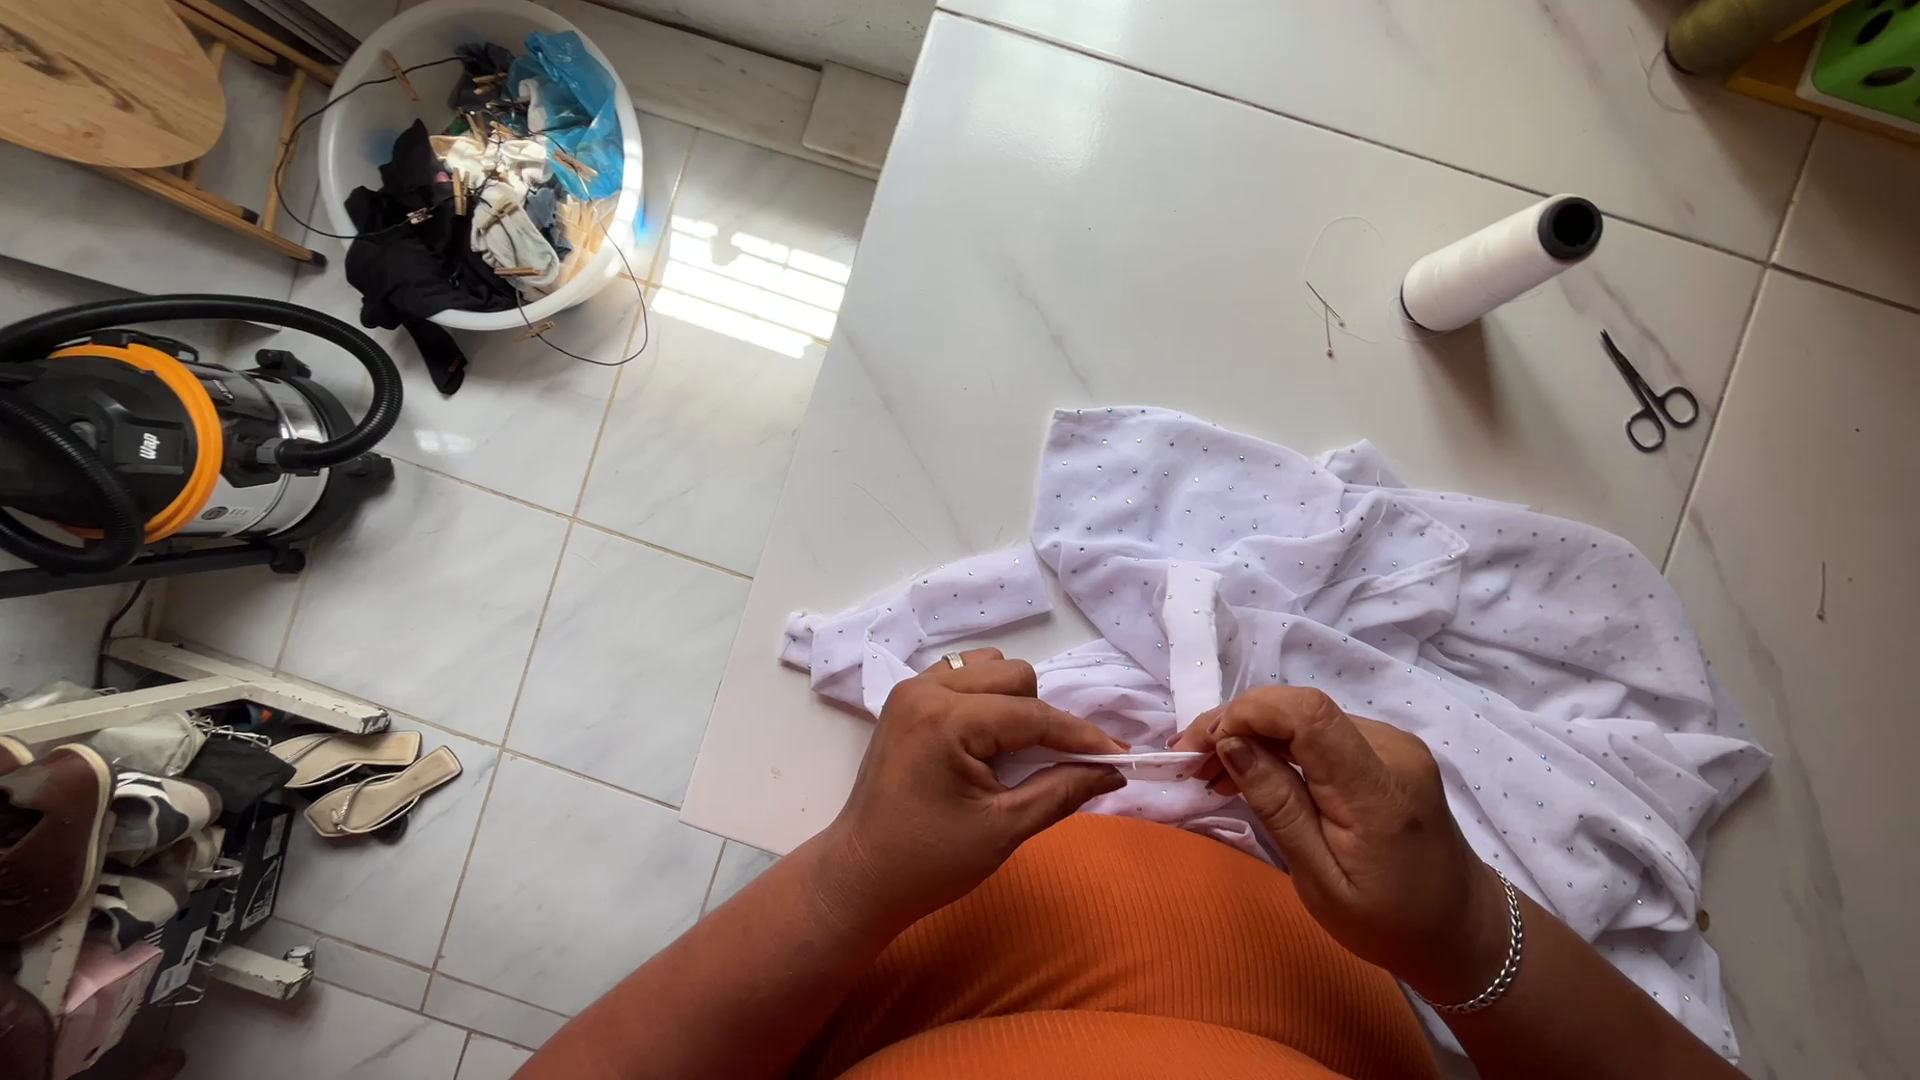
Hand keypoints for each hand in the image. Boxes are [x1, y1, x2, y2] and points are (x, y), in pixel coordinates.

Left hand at [816, 648, 1126, 932]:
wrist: (862, 875)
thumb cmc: (929, 861)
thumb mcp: (1004, 829)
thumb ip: (1062, 790)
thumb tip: (1111, 770)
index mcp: (945, 720)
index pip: (1031, 715)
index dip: (1080, 737)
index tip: (1120, 756)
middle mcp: (925, 689)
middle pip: (1015, 676)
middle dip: (1041, 719)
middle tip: (1045, 767)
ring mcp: (912, 689)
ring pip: (990, 669)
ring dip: (1013, 702)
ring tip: (1010, 753)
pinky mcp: (906, 699)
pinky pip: (962, 675)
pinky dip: (986, 698)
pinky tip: (986, 738)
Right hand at [1172, 687, 1508, 1002]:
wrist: (1462, 929)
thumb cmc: (1388, 921)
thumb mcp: (1320, 880)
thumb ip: (1277, 806)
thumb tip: (1230, 743)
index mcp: (1379, 791)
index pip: (1310, 714)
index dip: (1248, 714)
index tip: (1202, 748)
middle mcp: (1391, 749)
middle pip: (1298, 707)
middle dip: (1234, 722)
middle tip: (1189, 760)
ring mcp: (1391, 742)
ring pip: (1301, 714)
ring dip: (1249, 732)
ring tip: (1210, 769)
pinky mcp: (1383, 745)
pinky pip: (1316, 728)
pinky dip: (1274, 741)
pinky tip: (1249, 768)